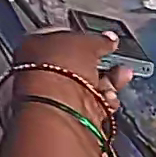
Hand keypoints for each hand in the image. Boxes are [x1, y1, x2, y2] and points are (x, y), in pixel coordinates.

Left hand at [13, 28, 133, 116]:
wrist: (60, 110)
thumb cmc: (60, 70)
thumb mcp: (86, 43)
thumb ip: (100, 40)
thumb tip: (109, 39)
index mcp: (33, 47)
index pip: (61, 38)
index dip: (84, 38)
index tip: (102, 41)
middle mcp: (40, 74)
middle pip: (77, 66)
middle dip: (100, 64)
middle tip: (115, 61)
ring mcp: (55, 99)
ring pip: (88, 87)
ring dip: (108, 82)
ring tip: (122, 76)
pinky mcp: (71, 119)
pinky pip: (93, 106)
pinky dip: (105, 101)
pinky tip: (110, 98)